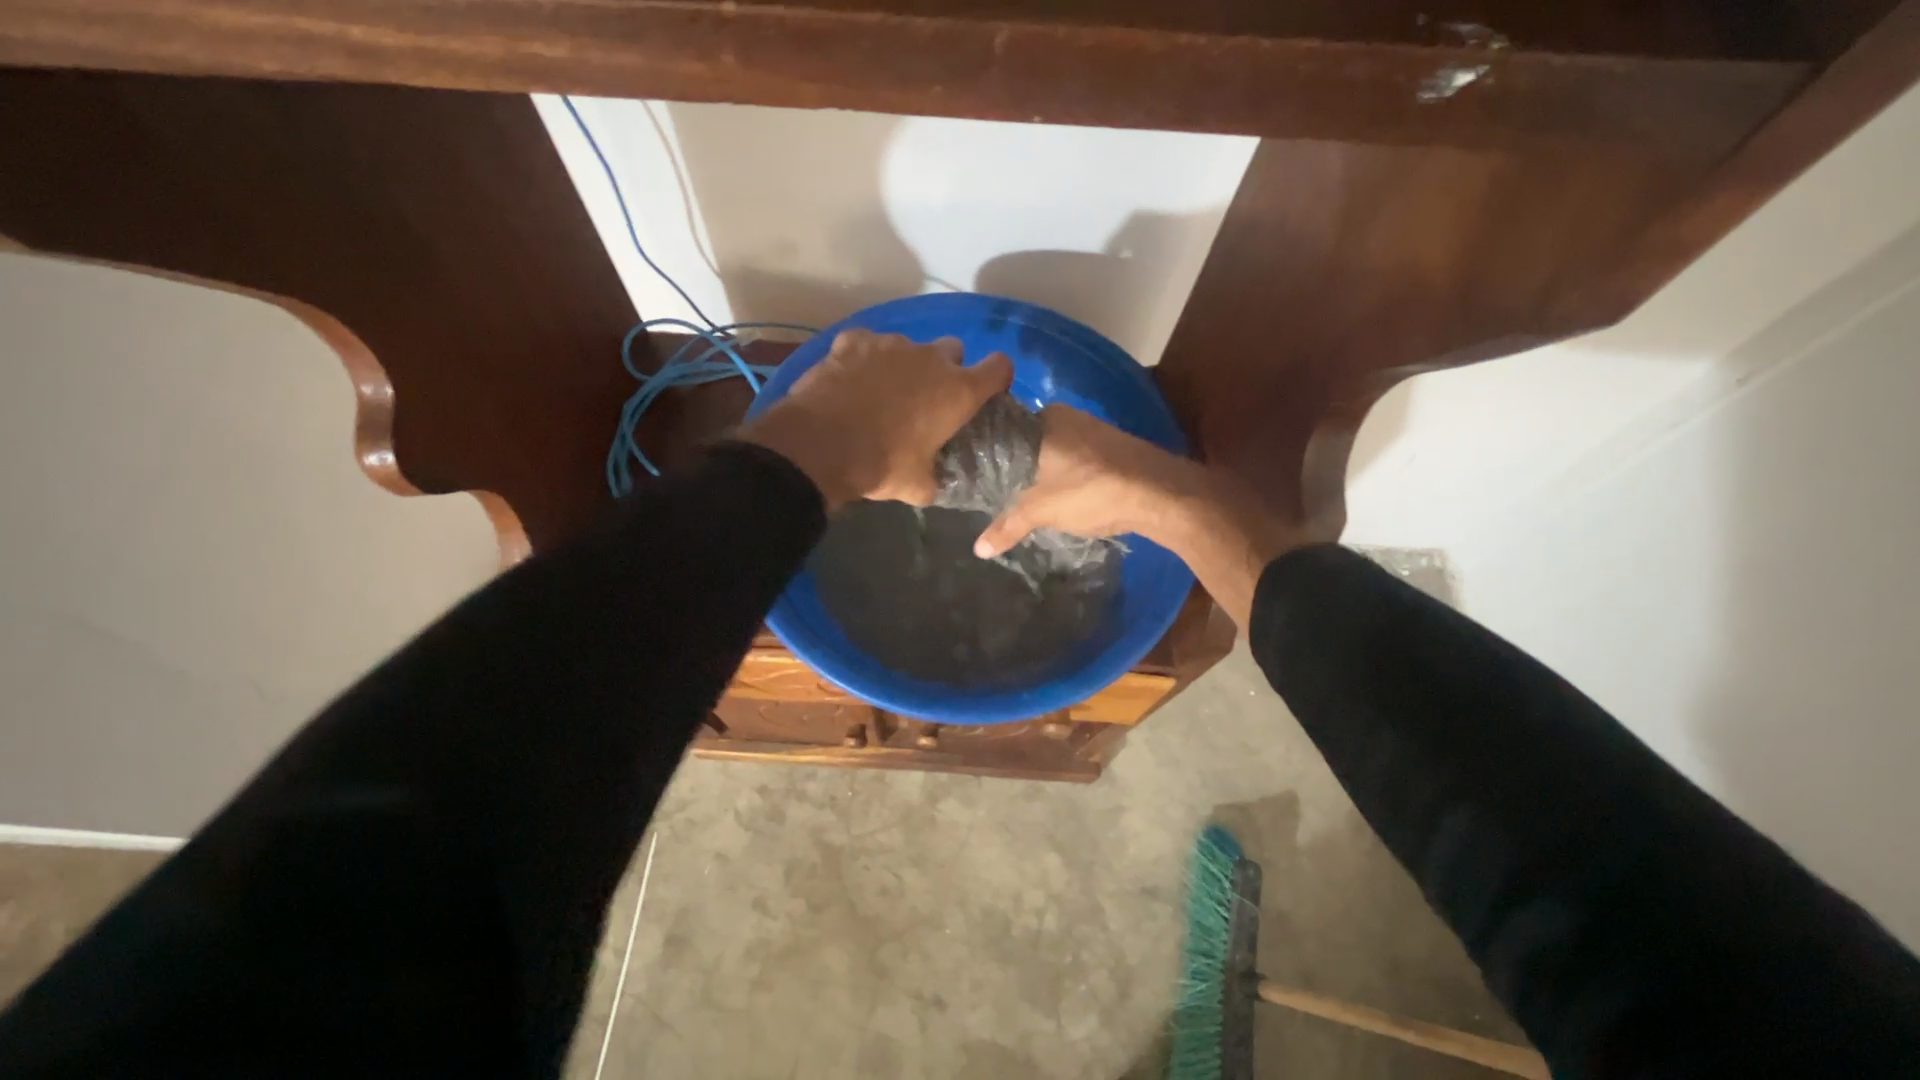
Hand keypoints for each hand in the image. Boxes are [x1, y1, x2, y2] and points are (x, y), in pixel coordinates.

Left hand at [740, 330, 1011, 508]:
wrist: (819, 447)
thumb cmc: (881, 466)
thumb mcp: (918, 486)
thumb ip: (936, 478)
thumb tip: (935, 481)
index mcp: (958, 391)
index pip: (999, 368)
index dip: (996, 377)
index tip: (987, 391)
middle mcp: (931, 358)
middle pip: (953, 350)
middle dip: (946, 369)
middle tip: (928, 398)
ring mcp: (892, 344)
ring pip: (909, 347)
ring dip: (904, 365)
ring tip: (882, 392)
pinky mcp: (854, 340)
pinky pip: (868, 344)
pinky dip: (865, 358)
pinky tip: (852, 379)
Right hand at [974, 405, 1303, 628]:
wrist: (1159, 494)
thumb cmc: (1091, 491)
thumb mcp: (1041, 510)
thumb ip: (1008, 525)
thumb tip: (977, 549)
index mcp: (1044, 417)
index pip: (1003, 429)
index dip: (988, 453)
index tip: (974, 475)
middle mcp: (1068, 416)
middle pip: (1029, 442)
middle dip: (1017, 466)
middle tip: (996, 492)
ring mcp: (1094, 430)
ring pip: (1055, 451)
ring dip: (1044, 473)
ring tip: (1025, 498)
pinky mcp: (1114, 448)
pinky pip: (1077, 460)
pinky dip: (1067, 476)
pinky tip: (1062, 496)